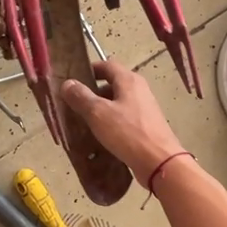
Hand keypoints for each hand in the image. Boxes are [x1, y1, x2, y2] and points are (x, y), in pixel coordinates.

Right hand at [59, 61, 185, 184]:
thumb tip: (67, 83)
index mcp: (129, 80)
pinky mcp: (147, 126)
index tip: (74, 80)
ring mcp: (145, 108)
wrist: (159, 161)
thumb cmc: (127, 133)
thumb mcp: (98, 113)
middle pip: (113, 84)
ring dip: (102, 108)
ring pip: (118, 102)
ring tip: (84, 121)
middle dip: (93, 92)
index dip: (90, 69)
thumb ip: (81, 97)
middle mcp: (139, 90)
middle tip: (75, 104)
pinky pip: (125, 118)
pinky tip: (102, 135)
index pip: (107, 65)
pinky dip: (112, 122)